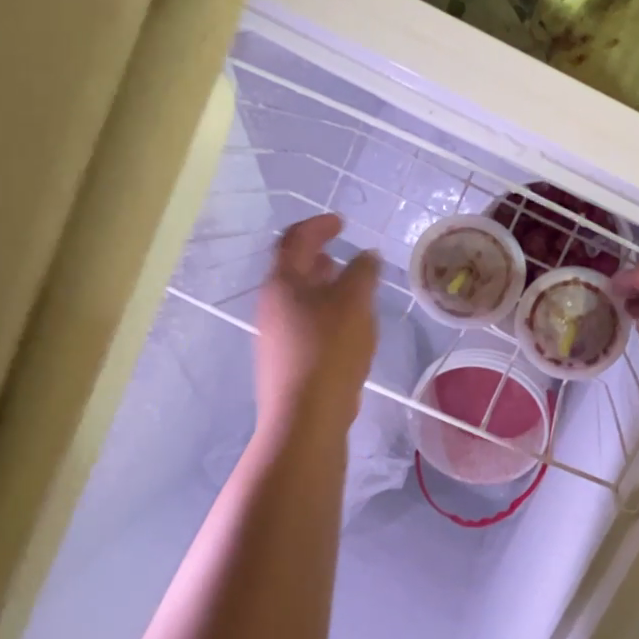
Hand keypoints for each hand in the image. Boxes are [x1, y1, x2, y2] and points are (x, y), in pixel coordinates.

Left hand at [255, 215, 379, 416]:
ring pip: (298, 297)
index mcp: (283, 283)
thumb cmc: (329, 349)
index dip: (318, 225)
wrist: (305, 415)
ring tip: (349, 289)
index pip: (294, 240)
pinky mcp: (285, 359)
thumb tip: (366, 256)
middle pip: (291, 268)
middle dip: (318, 256)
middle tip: (342, 253)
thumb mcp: (355, 302)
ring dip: (322, 286)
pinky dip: (323, 311)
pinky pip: (304, 322)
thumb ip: (363, 272)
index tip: (341, 222)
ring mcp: (274, 334)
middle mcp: (271, 304)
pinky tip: (345, 327)